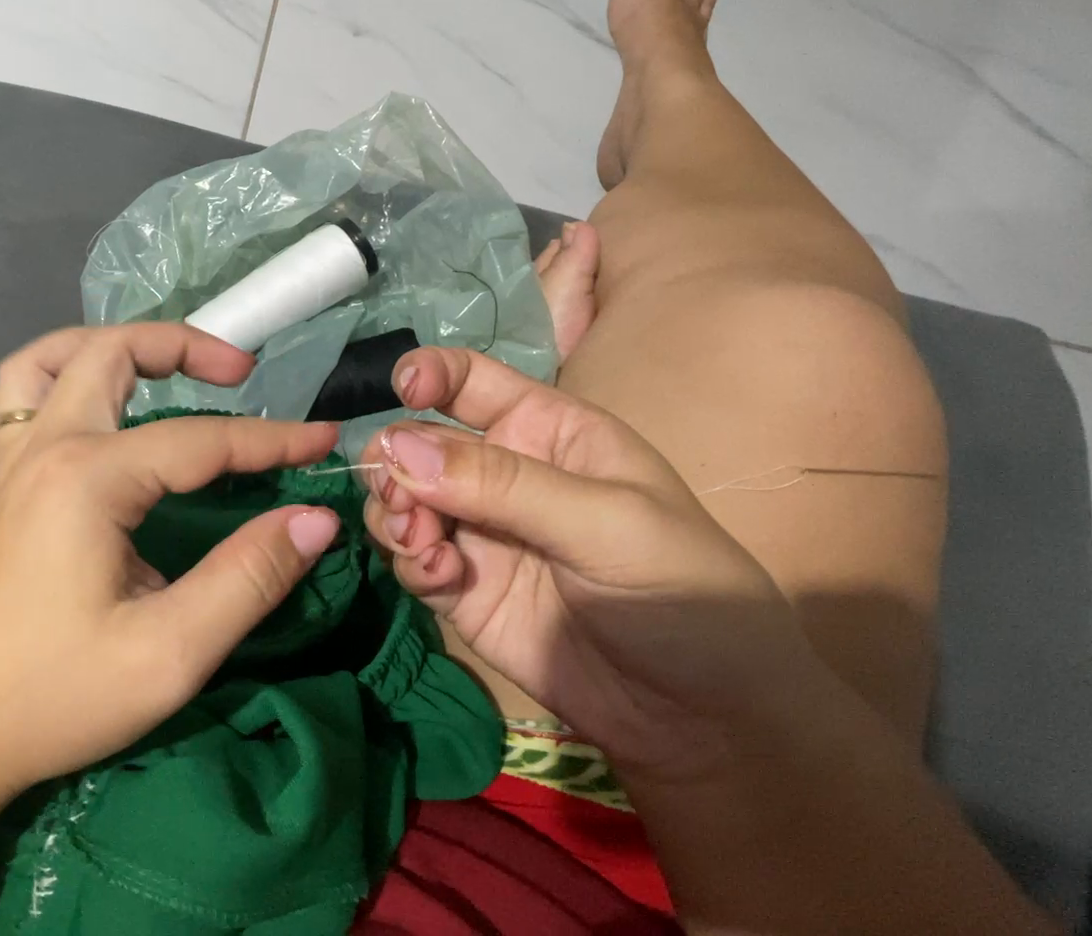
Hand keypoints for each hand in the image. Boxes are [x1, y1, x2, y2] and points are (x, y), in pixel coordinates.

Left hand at [0, 323, 341, 794]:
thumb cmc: (57, 696)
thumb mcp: (171, 651)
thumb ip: (249, 576)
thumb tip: (315, 517)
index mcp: (88, 479)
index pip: (200, 439)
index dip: (271, 440)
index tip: (327, 442)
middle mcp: (45, 449)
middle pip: (113, 353)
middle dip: (185, 345)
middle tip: (244, 374)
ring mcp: (13, 462)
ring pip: (52, 358)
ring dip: (114, 346)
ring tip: (167, 368)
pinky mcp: (2, 484)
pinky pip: (21, 395)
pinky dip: (66, 375)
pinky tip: (101, 409)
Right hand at [363, 347, 826, 780]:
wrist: (696, 716)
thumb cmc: (680, 592)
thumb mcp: (608, 523)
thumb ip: (501, 484)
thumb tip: (397, 448)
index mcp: (547, 433)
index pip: (472, 382)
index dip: (429, 374)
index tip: (400, 391)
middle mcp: (499, 474)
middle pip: (416, 444)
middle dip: (396, 464)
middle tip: (403, 502)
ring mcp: (475, 532)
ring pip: (399, 500)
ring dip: (395, 515)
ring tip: (421, 546)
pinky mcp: (456, 586)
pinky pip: (408, 557)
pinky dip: (408, 561)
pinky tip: (439, 578)